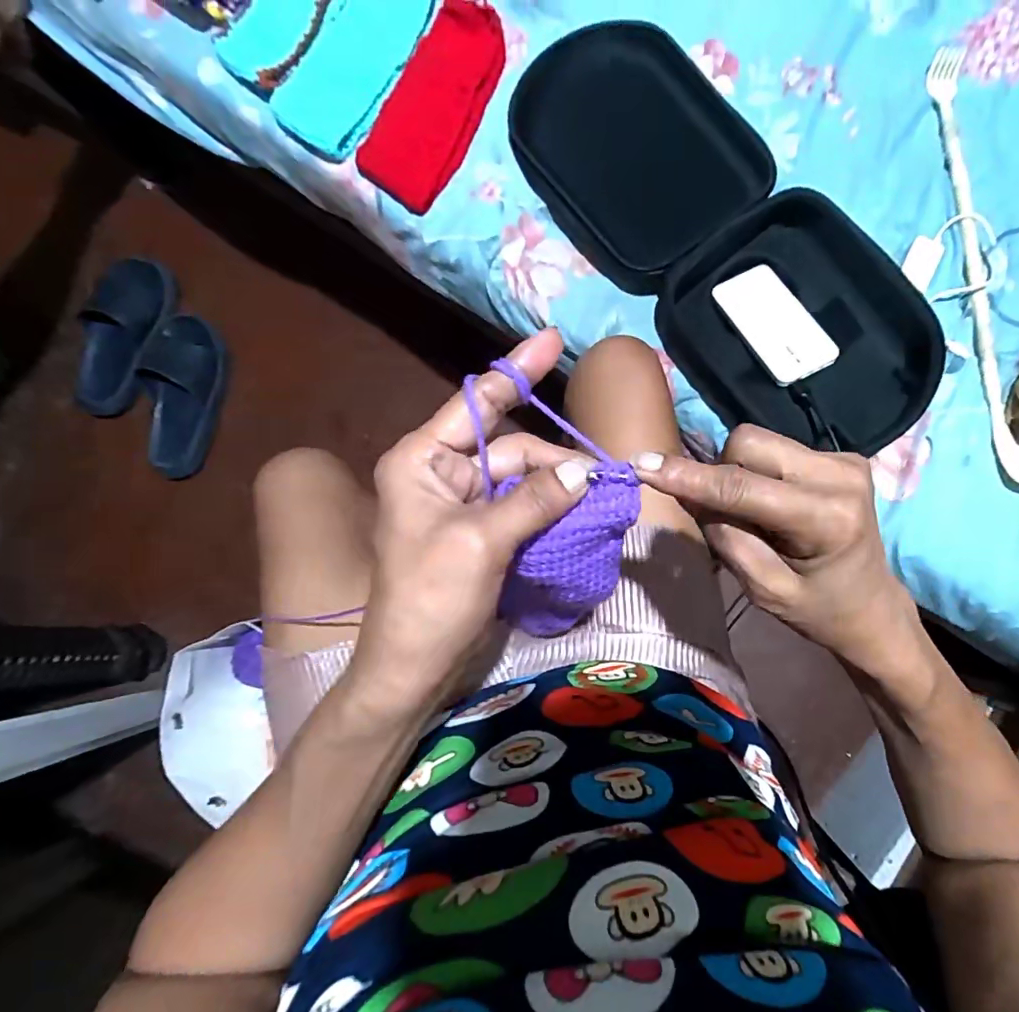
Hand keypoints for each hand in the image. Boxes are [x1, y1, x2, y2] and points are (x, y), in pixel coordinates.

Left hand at [345, 330, 592, 714]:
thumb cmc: (431, 597)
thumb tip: (585, 471)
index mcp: (421, 459)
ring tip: (602, 495)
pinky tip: (581, 511)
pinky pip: (522, 508)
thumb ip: (535, 500)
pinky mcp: (480, 534)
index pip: (476, 402)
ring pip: (521, 479)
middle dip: (555, 458)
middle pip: (509, 446)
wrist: (414, 665)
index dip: (516, 371)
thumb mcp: (483, 542)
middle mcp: (440, 473)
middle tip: (604, 475)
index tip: (552, 338)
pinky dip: (550, 509)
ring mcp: (461, 505)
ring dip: (559, 486)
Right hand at [633, 425, 930, 687]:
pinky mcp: (841, 455)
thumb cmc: (819, 611)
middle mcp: (841, 475)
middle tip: (728, 518)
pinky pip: (776, 450)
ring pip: (759, 441)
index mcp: (827, 518)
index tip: (643, 466)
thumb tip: (690, 493)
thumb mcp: (765, 591)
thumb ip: (727, 540)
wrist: (872, 606)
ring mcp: (845, 460)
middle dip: (721, 474)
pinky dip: (760, 475)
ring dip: (739, 474)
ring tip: (756, 516)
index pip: (742, 486)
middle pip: (748, 444)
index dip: (689, 476)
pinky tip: (775, 507)